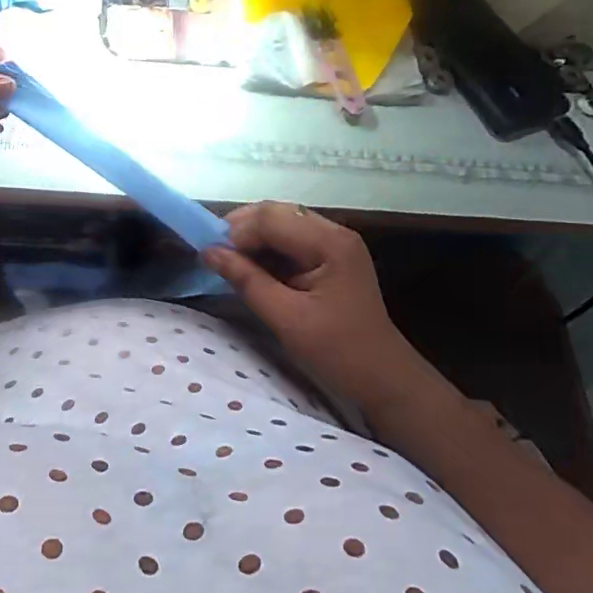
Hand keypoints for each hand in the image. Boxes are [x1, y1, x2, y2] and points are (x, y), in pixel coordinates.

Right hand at [202, 202, 425, 409]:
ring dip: (252, 237)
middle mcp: (334, 233)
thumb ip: (246, 281)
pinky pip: (291, 240)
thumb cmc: (338, 352)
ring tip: (227, 259)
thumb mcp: (287, 319)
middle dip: (242, 229)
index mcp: (330, 243)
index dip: (236, 231)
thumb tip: (208, 252)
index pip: (272, 218)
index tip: (209, 254)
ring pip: (282, 223)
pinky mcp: (331, 257)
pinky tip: (250, 266)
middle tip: (213, 253)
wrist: (384, 379)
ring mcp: (335, 243)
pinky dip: (267, 249)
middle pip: (277, 213)